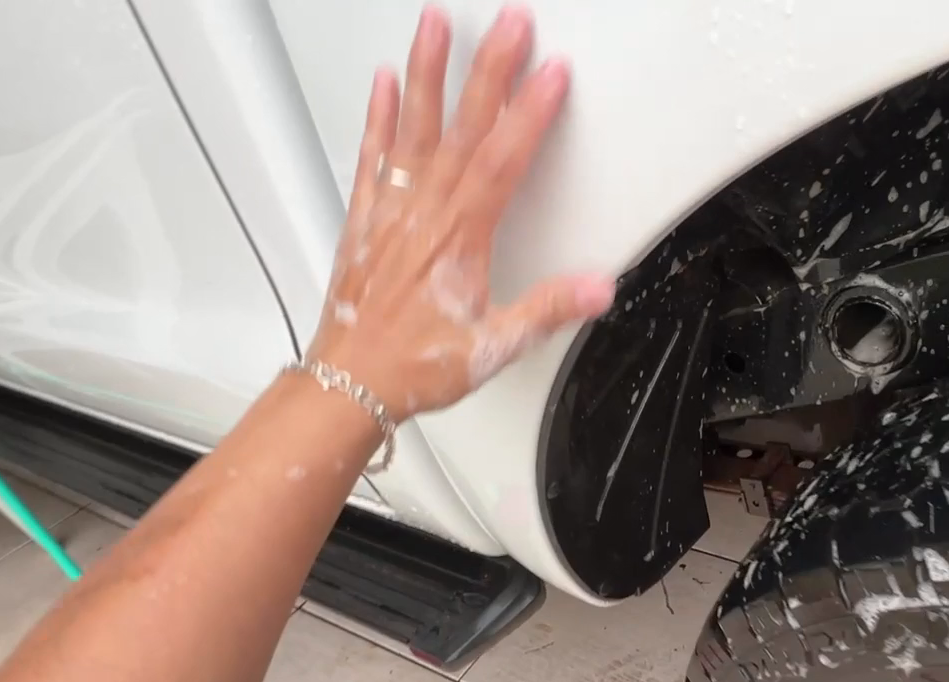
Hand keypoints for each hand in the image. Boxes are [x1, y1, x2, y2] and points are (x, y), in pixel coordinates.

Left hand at [305, 4, 614, 420]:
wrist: (352, 380)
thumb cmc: (416, 364)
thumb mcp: (494, 347)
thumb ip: (547, 310)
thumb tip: (596, 289)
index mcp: (460, 238)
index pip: (502, 161)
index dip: (530, 114)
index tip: (550, 73)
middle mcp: (424, 214)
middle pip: (463, 128)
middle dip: (489, 70)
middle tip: (508, 22)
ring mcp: (391, 211)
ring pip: (412, 128)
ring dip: (427, 73)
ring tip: (436, 22)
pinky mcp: (365, 220)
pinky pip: (373, 157)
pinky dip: (379, 118)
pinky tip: (383, 85)